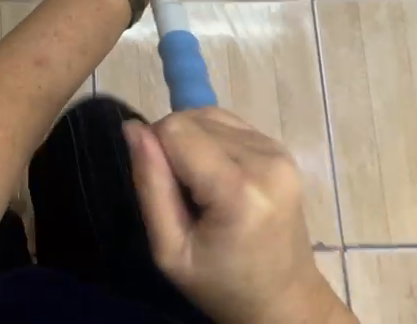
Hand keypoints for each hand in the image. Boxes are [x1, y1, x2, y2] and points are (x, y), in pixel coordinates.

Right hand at [126, 109, 350, 323]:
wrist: (284, 301)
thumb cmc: (222, 284)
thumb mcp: (170, 251)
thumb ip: (150, 185)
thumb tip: (132, 128)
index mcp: (239, 190)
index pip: (174, 129)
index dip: (155, 151)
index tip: (164, 191)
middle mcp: (265, 159)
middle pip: (190, 119)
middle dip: (173, 147)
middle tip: (183, 194)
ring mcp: (276, 150)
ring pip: (206, 116)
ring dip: (191, 141)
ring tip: (200, 185)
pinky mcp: (280, 147)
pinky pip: (226, 122)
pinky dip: (210, 139)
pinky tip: (216, 172)